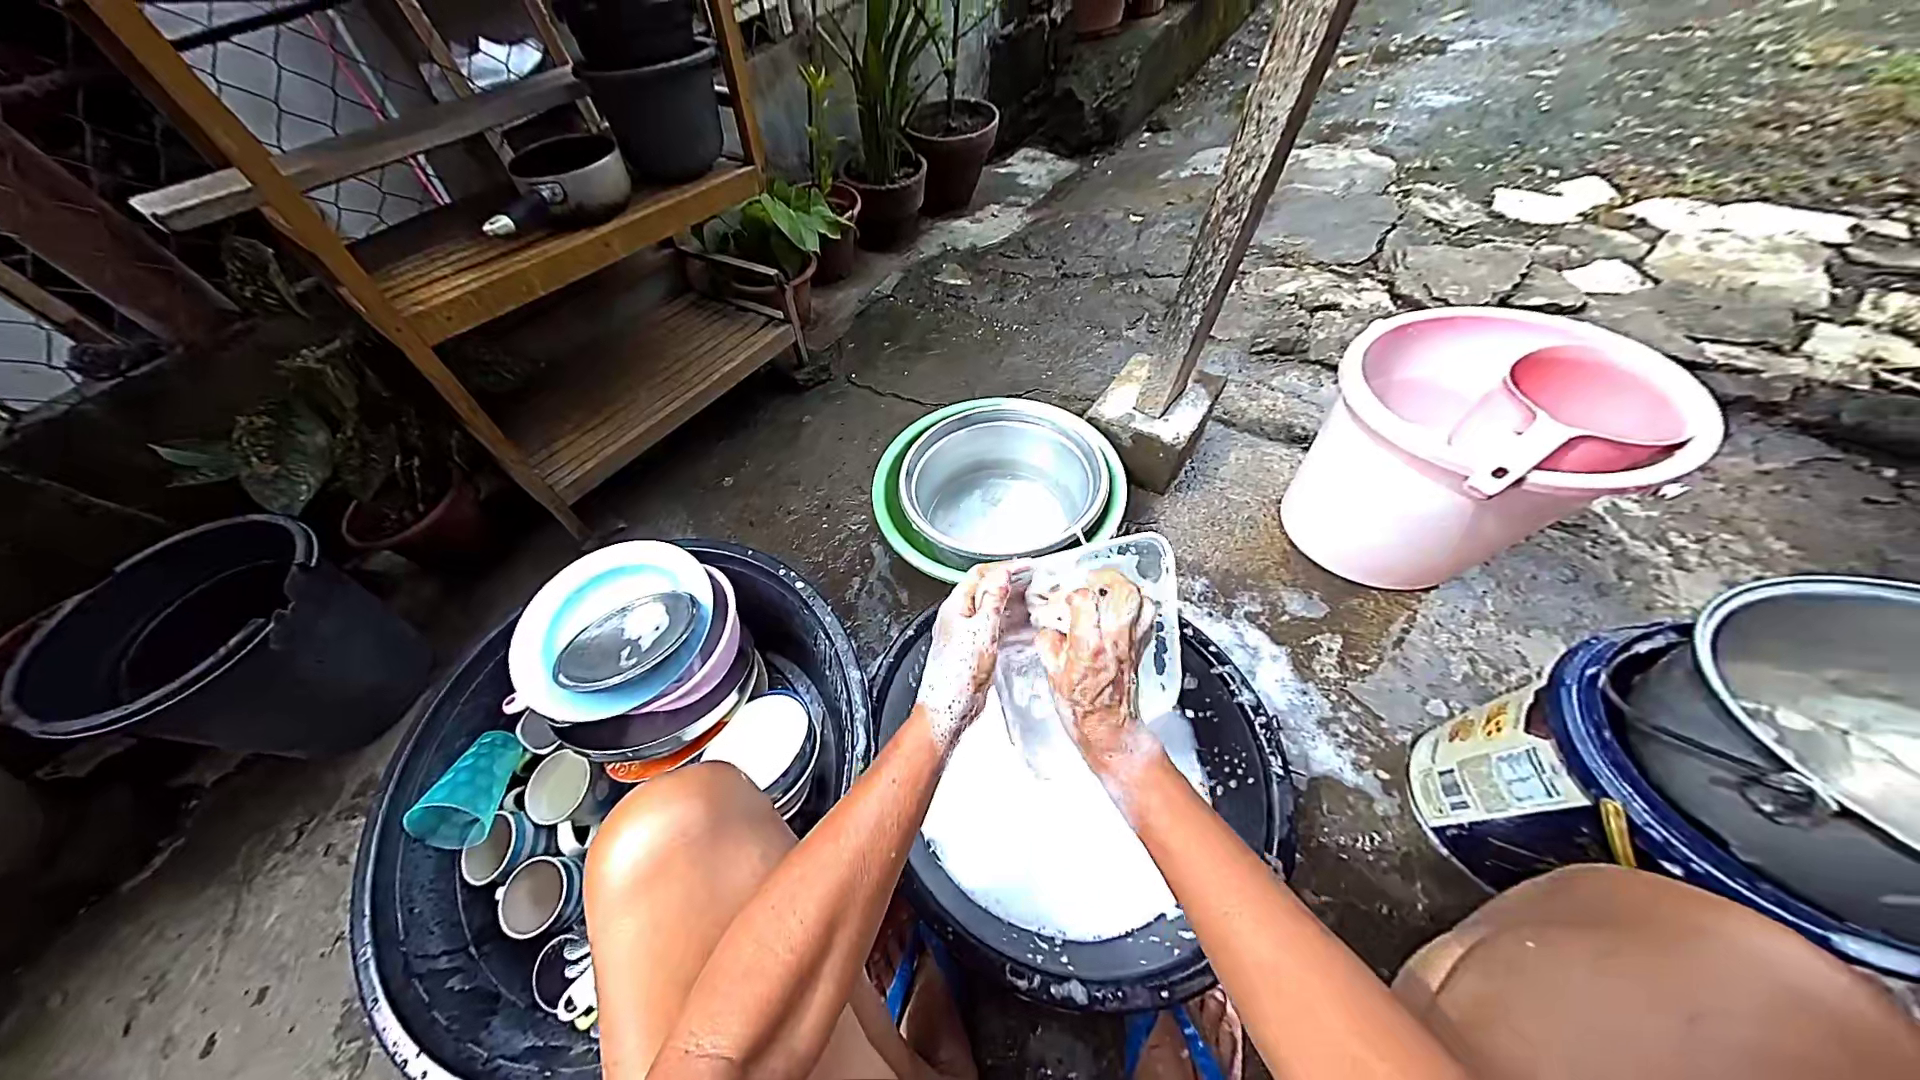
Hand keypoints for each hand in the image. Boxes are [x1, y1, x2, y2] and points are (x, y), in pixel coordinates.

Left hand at [917, 562, 1020, 751]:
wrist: (949, 710)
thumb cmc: (957, 674)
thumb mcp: (981, 631)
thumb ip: (992, 601)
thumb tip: (1001, 575)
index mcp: (955, 606)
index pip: (980, 574)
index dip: (1004, 566)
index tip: (1026, 565)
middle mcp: (958, 617)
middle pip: (985, 589)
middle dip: (1009, 582)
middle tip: (1033, 579)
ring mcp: (966, 633)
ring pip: (991, 609)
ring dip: (1012, 602)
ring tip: (1034, 599)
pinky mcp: (974, 649)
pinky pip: (994, 628)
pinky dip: (1010, 623)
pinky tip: (1024, 627)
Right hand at [1035, 568, 1162, 785]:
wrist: (1108, 730)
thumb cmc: (1082, 709)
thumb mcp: (1052, 675)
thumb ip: (1049, 644)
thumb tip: (1049, 628)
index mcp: (1088, 648)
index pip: (1086, 601)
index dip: (1074, 593)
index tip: (1066, 599)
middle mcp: (1114, 642)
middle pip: (1124, 594)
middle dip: (1107, 578)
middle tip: (1093, 578)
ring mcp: (1131, 643)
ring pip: (1142, 601)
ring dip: (1125, 588)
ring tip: (1109, 587)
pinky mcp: (1141, 647)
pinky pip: (1148, 616)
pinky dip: (1137, 604)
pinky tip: (1123, 607)